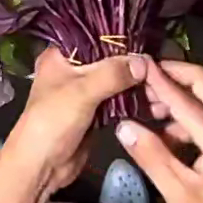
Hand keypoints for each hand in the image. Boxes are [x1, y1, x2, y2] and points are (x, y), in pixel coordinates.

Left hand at [0, 49, 147, 196]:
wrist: (41, 166)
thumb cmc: (52, 120)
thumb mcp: (82, 91)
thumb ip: (112, 73)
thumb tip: (143, 62)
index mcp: (60, 55)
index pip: (93, 36)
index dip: (118, 37)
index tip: (145, 39)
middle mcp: (71, 69)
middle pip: (107, 60)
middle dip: (131, 63)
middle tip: (159, 64)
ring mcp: (83, 91)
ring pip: (114, 81)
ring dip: (134, 83)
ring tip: (161, 81)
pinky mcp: (93, 112)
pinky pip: (117, 100)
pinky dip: (132, 100)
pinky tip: (153, 99)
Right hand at [115, 61, 202, 202]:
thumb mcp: (180, 195)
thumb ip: (152, 156)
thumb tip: (123, 125)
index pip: (182, 96)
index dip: (157, 78)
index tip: (134, 62)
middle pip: (202, 83)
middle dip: (172, 75)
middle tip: (140, 79)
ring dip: (176, 97)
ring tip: (144, 107)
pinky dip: (183, 117)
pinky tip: (162, 135)